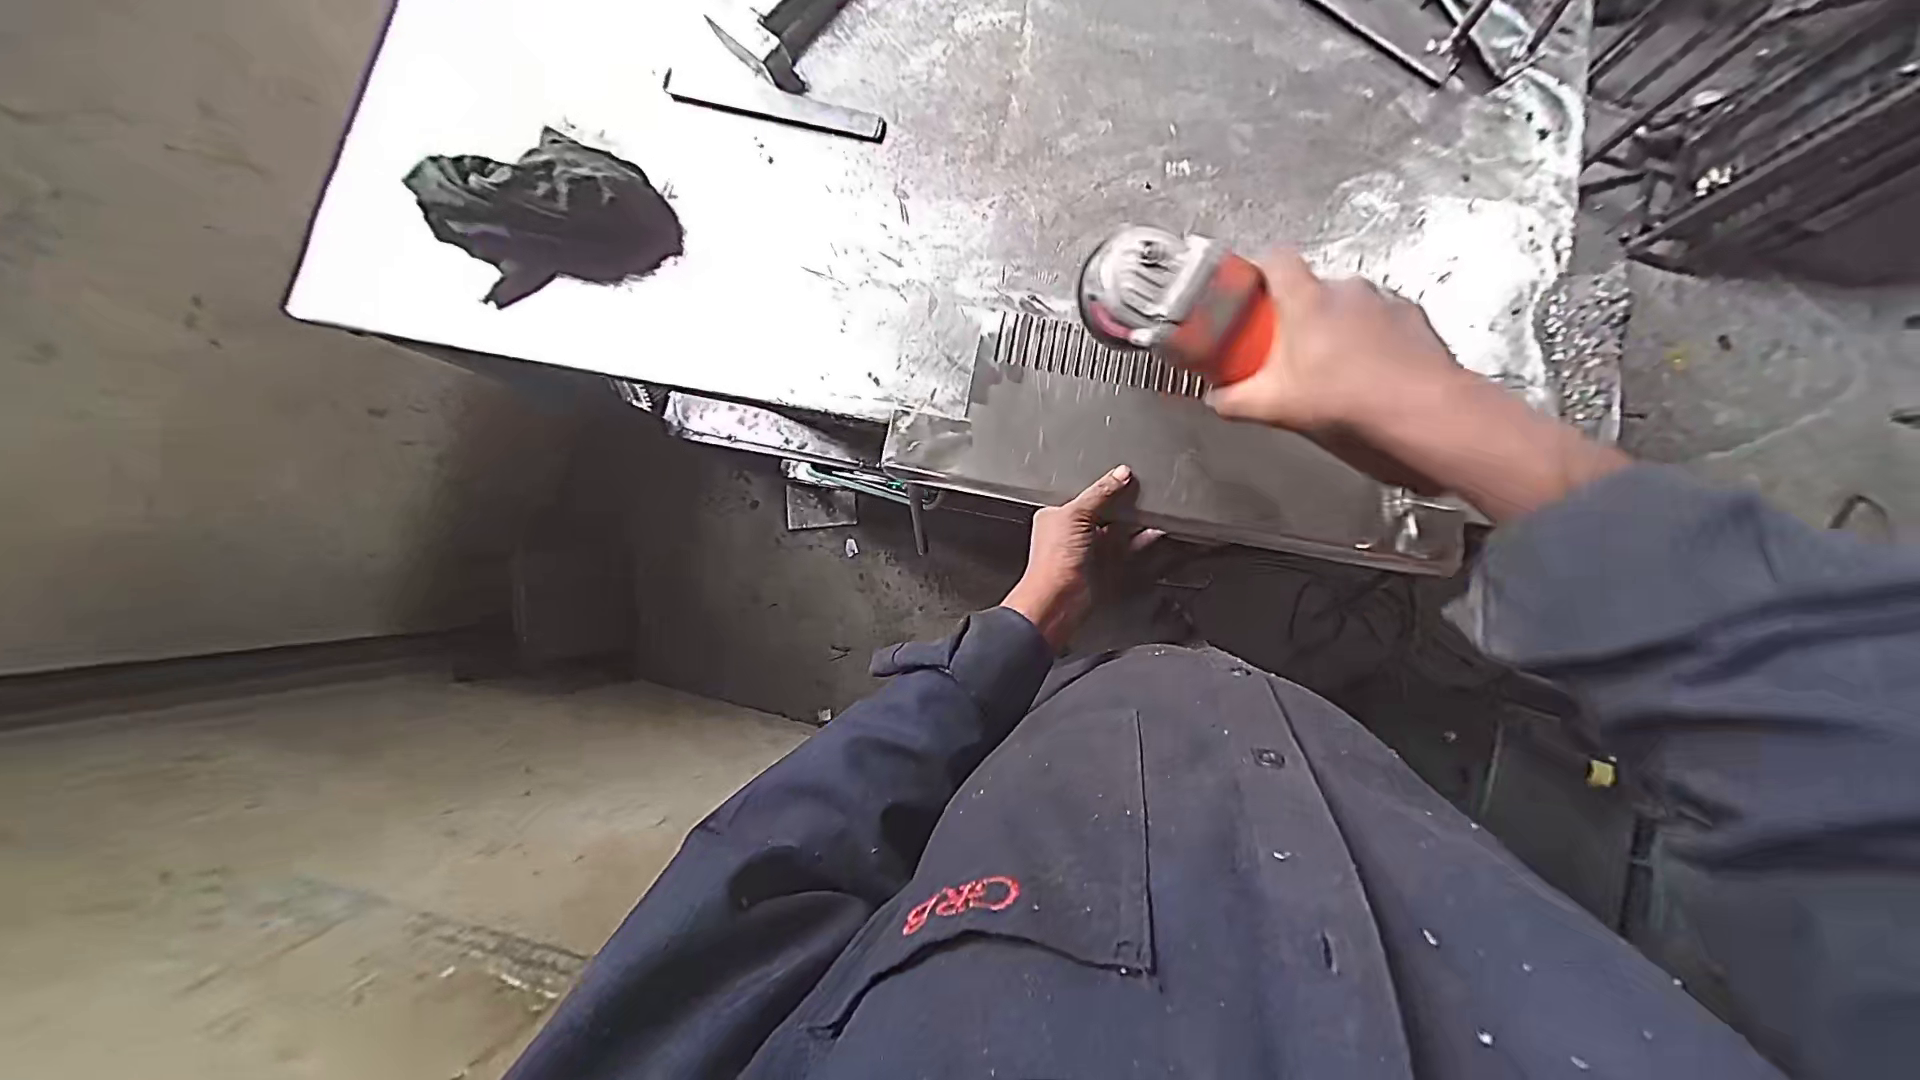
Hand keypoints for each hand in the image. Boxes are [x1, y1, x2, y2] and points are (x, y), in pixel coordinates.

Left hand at [1001, 465, 1163, 650]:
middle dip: (1122, 501)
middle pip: (1103, 510)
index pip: (1082, 494)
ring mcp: (1091, 549)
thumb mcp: (1075, 514)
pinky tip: (1155, 529)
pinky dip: (1144, 538)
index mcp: (1056, 516)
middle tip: (1142, 487)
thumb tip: (1119, 474)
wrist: (1059, 601)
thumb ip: (1100, 493)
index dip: (1101, 485)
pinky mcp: (1107, 565)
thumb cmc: (1053, 561)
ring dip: (1136, 519)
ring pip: (1119, 528)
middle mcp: (1073, 532)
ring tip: (1154, 505)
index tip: (1122, 474)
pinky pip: (1129, 547)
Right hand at [1205, 251, 1470, 490]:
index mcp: (1307, 300)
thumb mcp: (1270, 406)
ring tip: (1325, 368)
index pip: (1275, 260)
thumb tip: (1215, 398)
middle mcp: (1346, 289)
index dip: (1258, 269)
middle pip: (1309, 288)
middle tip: (1282, 349)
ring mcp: (1383, 301)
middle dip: (1293, 314)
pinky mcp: (1411, 318)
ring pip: (1344, 305)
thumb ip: (1232, 400)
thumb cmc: (1342, 400)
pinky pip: (1377, 320)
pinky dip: (1364, 340)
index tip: (1249, 290)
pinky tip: (1360, 372)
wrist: (1418, 412)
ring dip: (1330, 328)